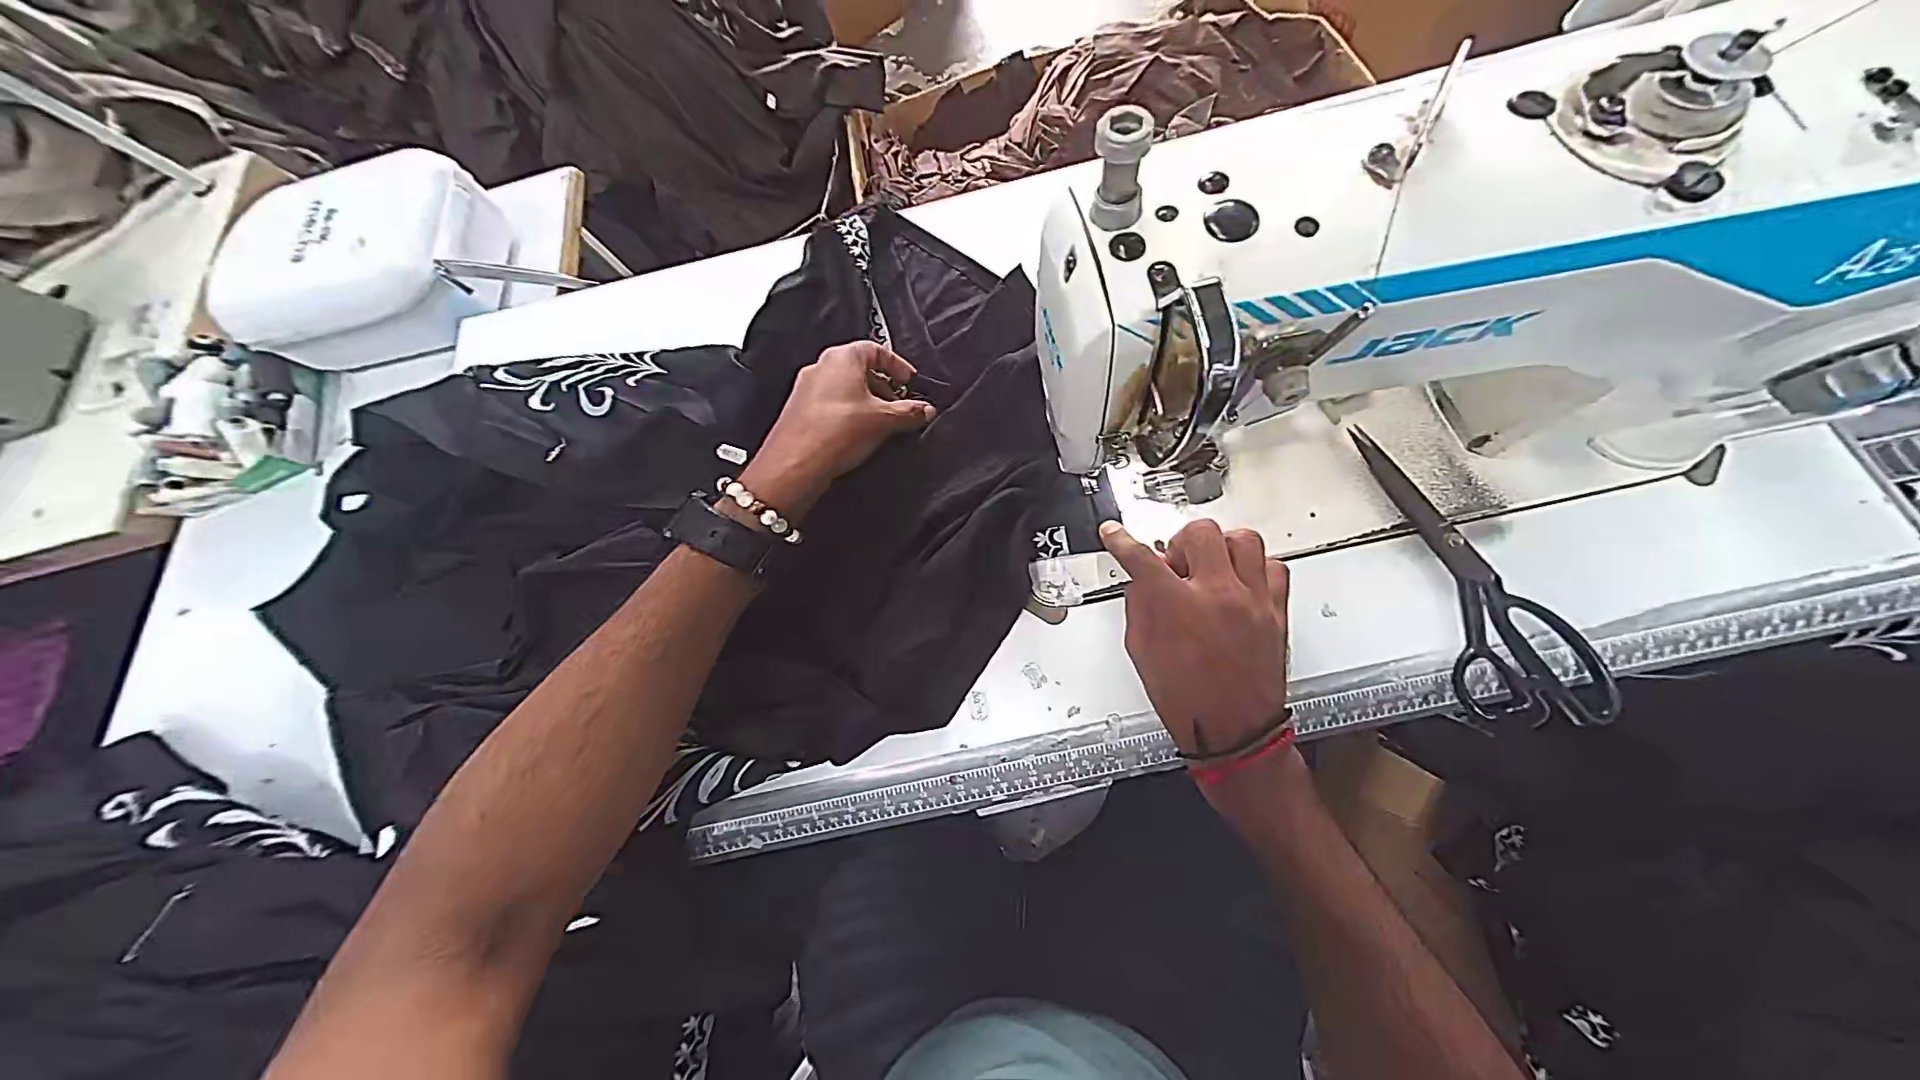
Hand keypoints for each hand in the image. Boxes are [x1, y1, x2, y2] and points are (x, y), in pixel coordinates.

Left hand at [739, 341, 935, 519]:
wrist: (796, 463)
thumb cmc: (831, 434)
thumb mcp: (884, 420)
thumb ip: (909, 412)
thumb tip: (923, 409)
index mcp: (841, 358)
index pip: (876, 349)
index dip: (898, 365)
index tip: (909, 380)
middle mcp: (821, 368)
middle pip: (860, 369)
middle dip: (883, 387)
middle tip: (900, 405)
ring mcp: (808, 389)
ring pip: (845, 388)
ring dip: (866, 402)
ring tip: (882, 423)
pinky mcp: (801, 411)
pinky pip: (831, 405)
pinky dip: (849, 414)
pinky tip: (859, 434)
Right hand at [1101, 519, 1289, 757]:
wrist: (1236, 733)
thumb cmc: (1191, 702)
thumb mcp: (1143, 653)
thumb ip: (1139, 608)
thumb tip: (1140, 582)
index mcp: (1177, 607)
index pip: (1141, 557)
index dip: (1121, 540)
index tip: (1115, 533)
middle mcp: (1218, 596)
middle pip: (1200, 533)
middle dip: (1181, 542)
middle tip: (1176, 563)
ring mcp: (1252, 601)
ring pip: (1243, 539)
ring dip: (1221, 546)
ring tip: (1211, 564)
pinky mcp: (1276, 611)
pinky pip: (1274, 566)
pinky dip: (1255, 567)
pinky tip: (1241, 580)